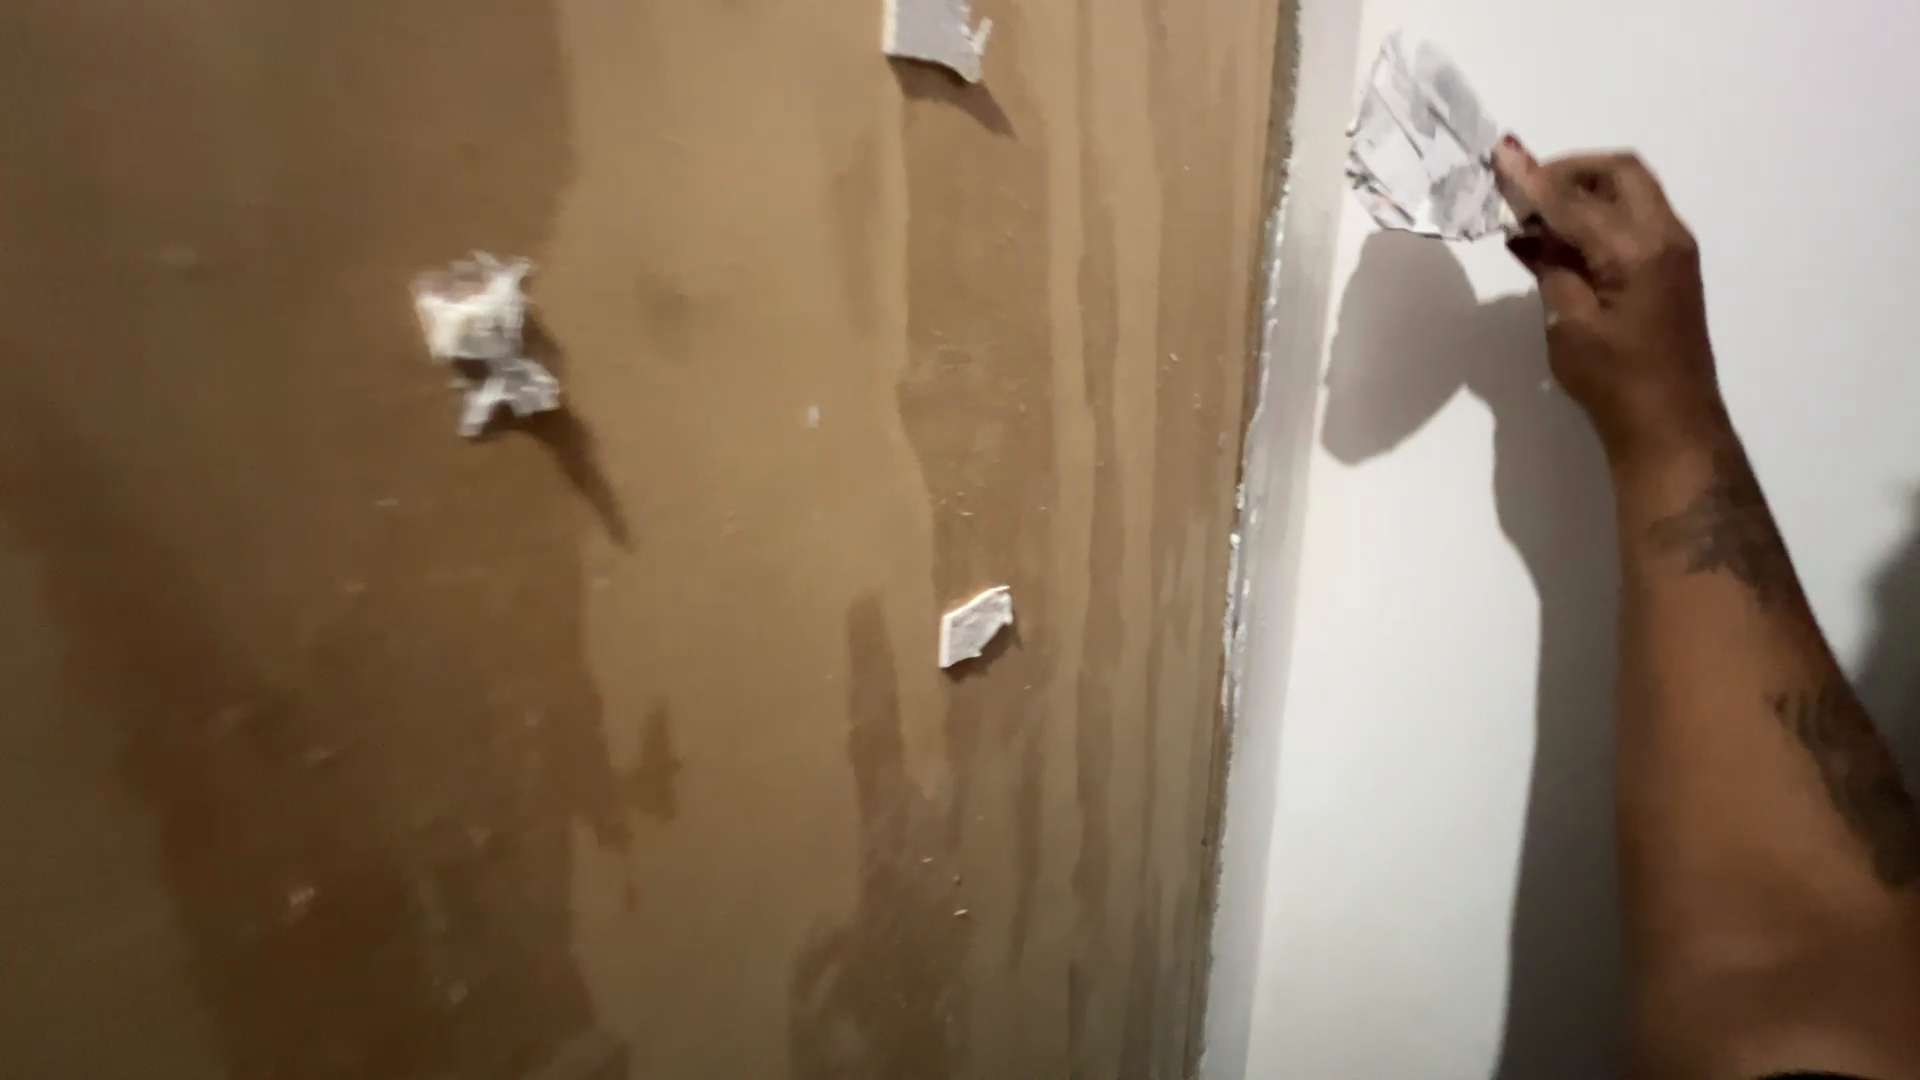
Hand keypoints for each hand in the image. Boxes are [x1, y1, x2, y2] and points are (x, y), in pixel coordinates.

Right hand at [1492, 137, 1723, 459]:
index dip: (1535, 178)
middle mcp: (1663, 235)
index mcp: (1637, 250)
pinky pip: (1626, 219)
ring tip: (1526, 212)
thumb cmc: (1610, 376)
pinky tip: (1549, 239)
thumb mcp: (1567, 324)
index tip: (1501, 155)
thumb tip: (1528, 235)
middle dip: (1566, 170)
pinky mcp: (1662, 265)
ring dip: (1577, 192)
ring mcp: (1669, 248)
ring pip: (1625, 192)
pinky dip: (1587, 216)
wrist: (1664, 415)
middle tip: (1518, 186)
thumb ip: (1552, 269)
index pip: (1578, 200)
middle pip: (1618, 174)